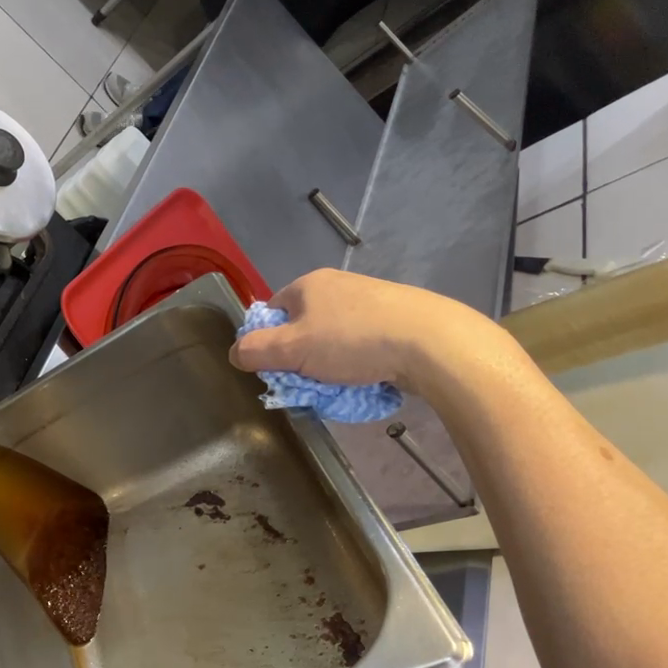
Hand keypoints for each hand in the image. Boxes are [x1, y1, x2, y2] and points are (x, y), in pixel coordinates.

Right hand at [228, 269, 504, 390]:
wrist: (433, 343)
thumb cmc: (352, 341)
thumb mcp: (290, 350)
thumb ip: (253, 351)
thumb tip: (234, 353)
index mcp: (308, 284)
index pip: (270, 312)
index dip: (267, 342)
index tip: (278, 367)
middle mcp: (338, 285)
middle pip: (302, 327)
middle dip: (301, 357)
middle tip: (308, 381)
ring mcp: (371, 299)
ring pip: (333, 338)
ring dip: (330, 364)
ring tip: (342, 384)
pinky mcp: (399, 317)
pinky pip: (363, 344)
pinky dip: (360, 363)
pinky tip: (370, 377)